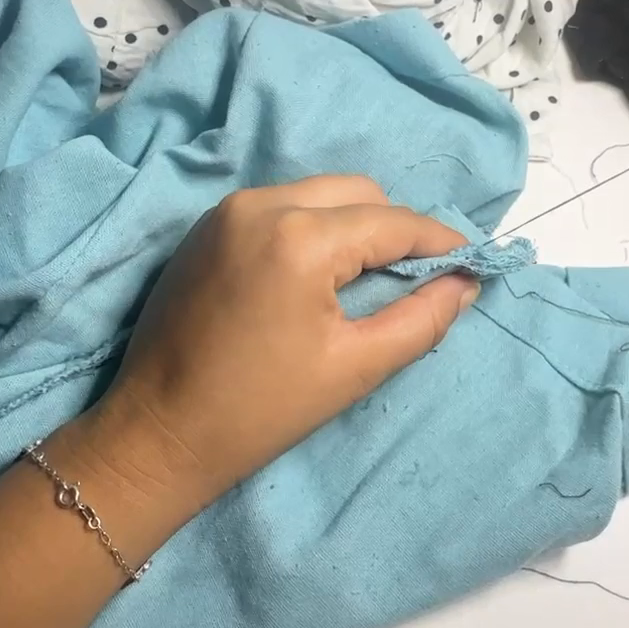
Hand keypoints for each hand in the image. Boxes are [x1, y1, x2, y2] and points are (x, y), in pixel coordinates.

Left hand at [77, 176, 479, 504]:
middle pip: (357, 193)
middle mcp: (262, 203)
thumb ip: (422, 319)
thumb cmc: (261, 410)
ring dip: (354, 226)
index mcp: (300, 238)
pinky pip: (282, 206)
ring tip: (368, 279)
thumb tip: (465, 284)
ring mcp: (227, 210)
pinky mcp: (207, 226)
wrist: (158, 434)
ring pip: (319, 194)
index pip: (392, 222)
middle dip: (396, 229)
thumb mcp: (355, 368)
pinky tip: (317, 275)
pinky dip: (314, 228)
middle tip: (414, 279)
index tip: (470, 263)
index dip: (439, 242)